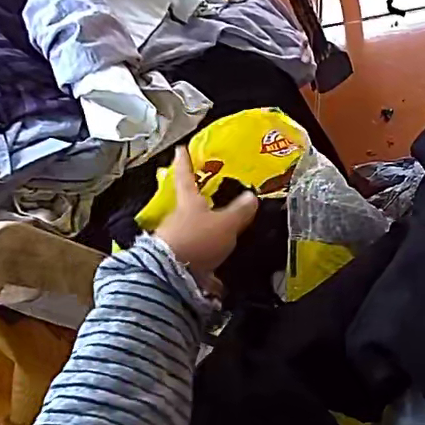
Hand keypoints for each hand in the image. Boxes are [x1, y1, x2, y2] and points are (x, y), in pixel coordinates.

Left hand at [154, 146, 260, 285]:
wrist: (173, 275)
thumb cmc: (198, 240)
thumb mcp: (226, 224)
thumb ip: (240, 211)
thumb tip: (251, 195)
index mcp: (188, 202)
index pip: (186, 177)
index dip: (185, 162)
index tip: (180, 149)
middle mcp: (179, 218)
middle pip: (188, 205)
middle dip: (198, 201)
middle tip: (209, 196)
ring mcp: (177, 240)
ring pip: (192, 230)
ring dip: (204, 232)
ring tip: (222, 235)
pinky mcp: (179, 261)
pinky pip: (197, 256)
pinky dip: (208, 260)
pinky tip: (220, 270)